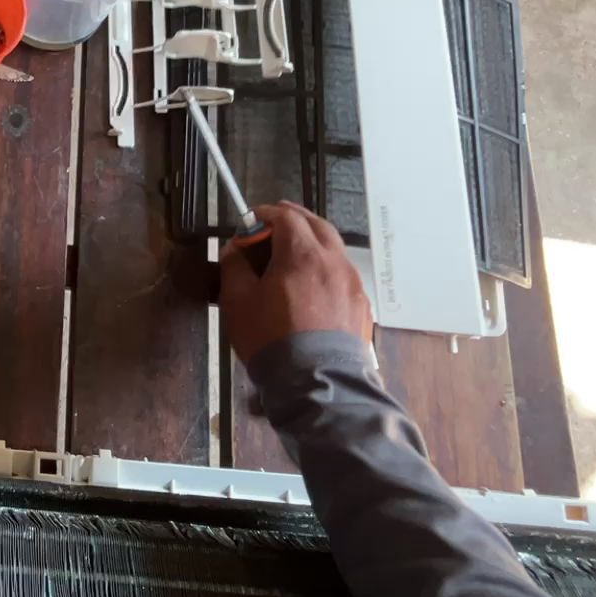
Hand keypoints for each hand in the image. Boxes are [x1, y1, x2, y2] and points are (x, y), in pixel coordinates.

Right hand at [220, 202, 371, 362]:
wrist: (317, 383)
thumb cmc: (270, 337)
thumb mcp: (237, 300)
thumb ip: (234, 266)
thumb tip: (235, 249)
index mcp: (302, 254)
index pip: (286, 217)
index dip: (265, 213)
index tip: (249, 220)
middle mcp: (334, 262)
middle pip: (317, 225)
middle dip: (294, 218)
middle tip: (273, 223)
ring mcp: (352, 285)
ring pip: (334, 249)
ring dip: (312, 242)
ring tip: (292, 253)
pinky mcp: (361, 307)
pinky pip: (342, 275)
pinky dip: (325, 267)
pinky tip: (311, 284)